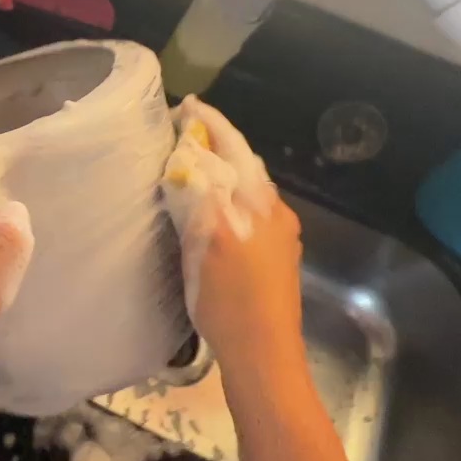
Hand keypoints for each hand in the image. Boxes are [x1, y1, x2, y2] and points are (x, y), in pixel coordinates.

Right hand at [160, 97, 304, 372]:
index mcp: (260, 205)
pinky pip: (246, 211)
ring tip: (190, 163)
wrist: (263, 354)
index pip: (236, 149)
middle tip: (183, 132)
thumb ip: (202, 198)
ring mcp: (277, 236)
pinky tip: (207, 206)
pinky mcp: (272, 257)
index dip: (212, 125)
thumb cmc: (231, 300)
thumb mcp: (209, 244)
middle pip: (243, 166)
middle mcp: (274, 213)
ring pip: (245, 189)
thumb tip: (190, 160)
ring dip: (220, 170)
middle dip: (216, 145)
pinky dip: (224, 196)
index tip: (189, 106)